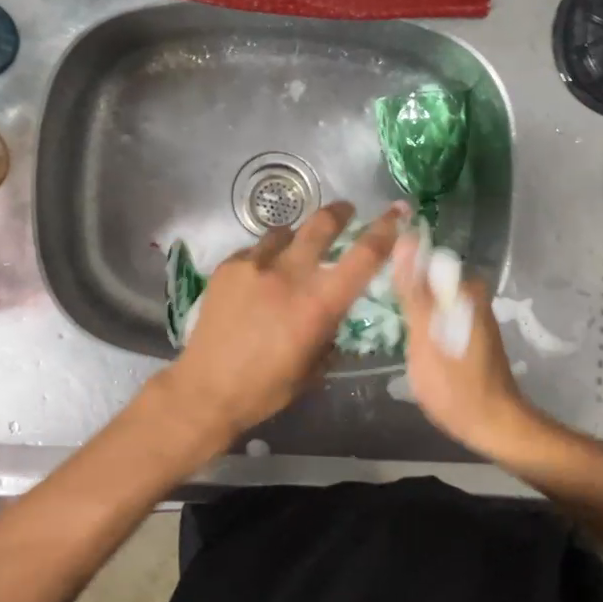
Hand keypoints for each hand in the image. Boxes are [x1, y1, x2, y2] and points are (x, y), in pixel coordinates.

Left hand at [158, 202, 403, 443]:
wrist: (206, 390)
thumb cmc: (267, 387)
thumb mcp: (314, 365)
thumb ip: (329, 329)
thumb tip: (334, 308)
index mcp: (318, 303)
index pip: (363, 255)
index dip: (385, 230)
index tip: (396, 213)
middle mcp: (288, 274)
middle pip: (321, 223)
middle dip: (339, 213)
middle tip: (346, 211)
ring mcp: (254, 266)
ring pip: (285, 233)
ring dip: (297, 238)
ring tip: (295, 252)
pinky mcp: (227, 267)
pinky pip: (255, 250)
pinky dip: (265, 258)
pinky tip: (259, 279)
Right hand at [390, 234, 544, 458]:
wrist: (492, 425)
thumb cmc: (455, 383)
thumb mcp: (424, 335)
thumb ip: (412, 288)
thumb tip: (404, 237)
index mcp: (463, 288)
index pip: (421, 259)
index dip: (395, 269)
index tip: (370, 281)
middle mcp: (472, 294)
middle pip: (425, 280)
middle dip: (401, 290)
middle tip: (371, 305)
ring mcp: (472, 315)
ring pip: (431, 300)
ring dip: (410, 309)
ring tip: (383, 321)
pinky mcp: (469, 334)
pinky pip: (438, 317)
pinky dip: (422, 325)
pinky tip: (407, 339)